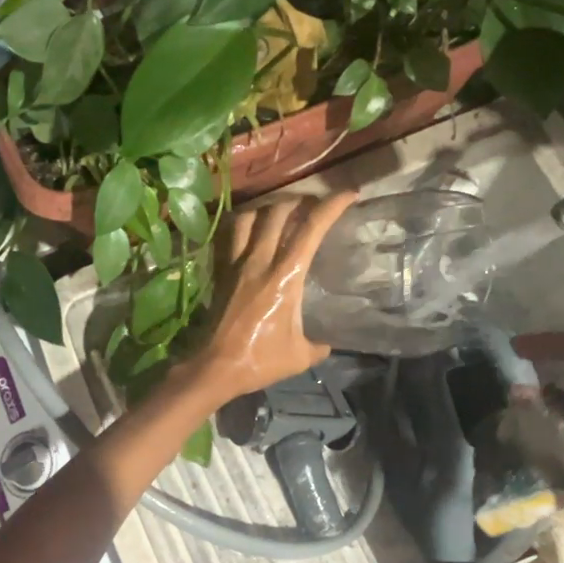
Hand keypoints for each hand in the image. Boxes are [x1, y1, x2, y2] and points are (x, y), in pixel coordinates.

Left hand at [189, 192, 358, 400]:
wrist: (215, 368)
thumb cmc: (260, 361)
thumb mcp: (300, 356)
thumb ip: (319, 344)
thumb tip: (327, 342)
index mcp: (285, 276)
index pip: (311, 228)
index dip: (332, 205)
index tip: (349, 195)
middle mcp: (259, 261)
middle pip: (278, 211)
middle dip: (299, 200)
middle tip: (312, 204)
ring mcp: (235, 265)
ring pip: (249, 218)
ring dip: (267, 209)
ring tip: (280, 213)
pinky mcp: (219, 273)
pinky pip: (229, 238)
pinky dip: (243, 226)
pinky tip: (251, 231)